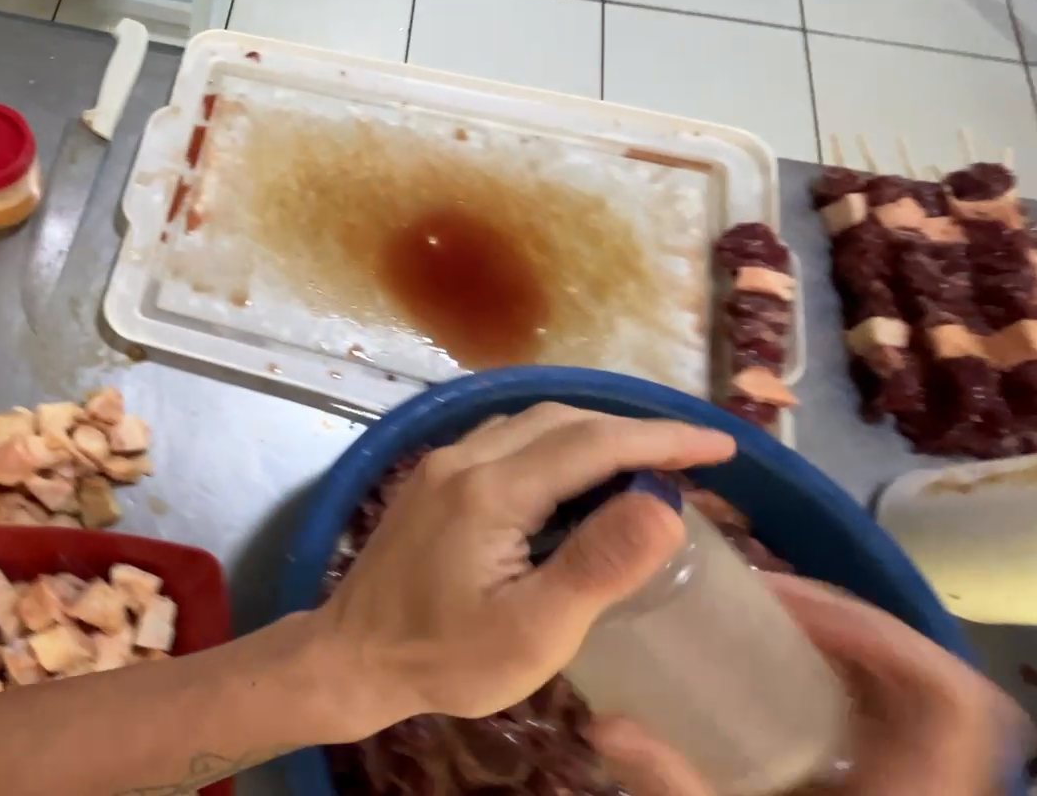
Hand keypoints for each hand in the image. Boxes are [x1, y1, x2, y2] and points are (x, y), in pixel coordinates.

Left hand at [308, 403, 734, 741]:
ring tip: (648, 465)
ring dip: (589, 435)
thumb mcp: (533, 629)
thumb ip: (597, 564)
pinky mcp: (430, 481)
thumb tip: (662, 501)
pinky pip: (500, 442)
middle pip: (556, 422)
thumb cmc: (446, 656)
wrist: (354, 652)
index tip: (723, 446)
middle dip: (630, 431)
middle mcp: (459, 461)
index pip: (589, 443)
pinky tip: (576, 479)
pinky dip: (551, 447)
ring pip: (526, 426)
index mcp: (487, 491)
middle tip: (695, 458)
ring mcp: (438, 466)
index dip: (660, 438)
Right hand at [588, 574, 1034, 795]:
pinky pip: (881, 701)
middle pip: (922, 673)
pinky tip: (768, 659)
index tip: (779, 606)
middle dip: (840, 618)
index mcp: (924, 790)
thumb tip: (600, 724)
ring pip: (904, 683)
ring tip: (751, 612)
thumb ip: (676, 786)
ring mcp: (921, 776)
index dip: (874, 633)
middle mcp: (937, 776)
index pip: (945, 695)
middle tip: (749, 595)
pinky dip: (832, 664)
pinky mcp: (892, 778)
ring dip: (836, 635)